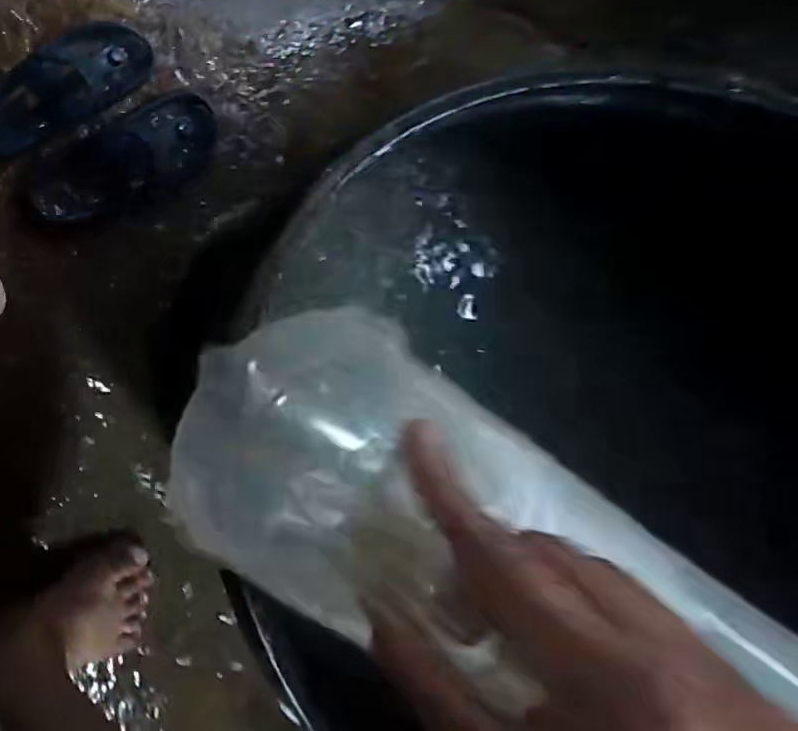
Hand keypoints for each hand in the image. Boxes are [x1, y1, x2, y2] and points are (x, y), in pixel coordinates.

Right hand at [369, 421, 793, 730]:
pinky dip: (592, 614)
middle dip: (490, 558)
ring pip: (608, 580)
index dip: (451, 490)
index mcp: (609, 674)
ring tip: (513, 637)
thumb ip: (429, 681)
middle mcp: (676, 658)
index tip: (419, 432)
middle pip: (556, 557)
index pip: (506, 556)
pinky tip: (578, 666)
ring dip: (541, 583)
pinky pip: (651, 617)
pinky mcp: (754, 699)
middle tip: (455, 610)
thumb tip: (376, 610)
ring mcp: (729, 679)